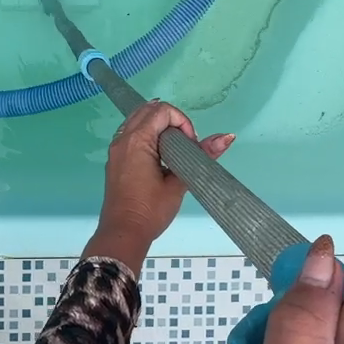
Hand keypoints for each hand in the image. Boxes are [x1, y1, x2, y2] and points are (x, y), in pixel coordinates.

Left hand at [83, 100, 232, 270]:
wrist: (124, 233)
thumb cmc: (151, 210)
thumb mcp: (179, 183)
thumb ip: (203, 155)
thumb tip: (228, 136)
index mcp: (137, 140)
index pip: (162, 111)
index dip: (182, 122)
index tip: (190, 145)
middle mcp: (122, 139)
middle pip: (148, 110)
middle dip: (171, 121)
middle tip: (185, 144)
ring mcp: (116, 148)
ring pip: (137, 119)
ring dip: (158, 126)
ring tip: (175, 149)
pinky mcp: (115, 159)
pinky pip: (130, 133)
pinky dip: (147, 134)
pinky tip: (160, 154)